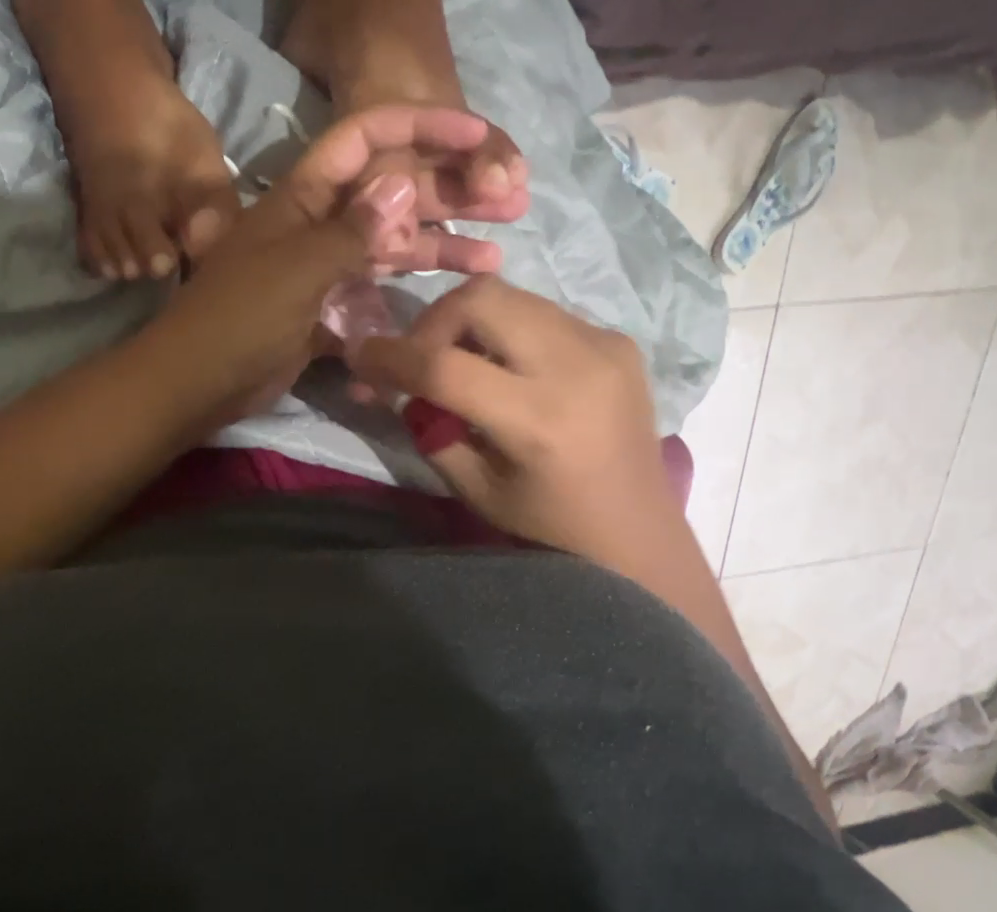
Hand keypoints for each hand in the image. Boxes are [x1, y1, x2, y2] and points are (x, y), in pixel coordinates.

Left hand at [139, 105, 506, 414]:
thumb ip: (353, 231)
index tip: (477, 137)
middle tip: (510, 205)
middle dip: (448, 194)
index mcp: (302, 196)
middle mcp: (314, 224)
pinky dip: (403, 296)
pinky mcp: (321, 313)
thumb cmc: (240, 318)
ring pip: (387, 249)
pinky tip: (447, 301)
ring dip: (438, 249)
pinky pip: (370, 294)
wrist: (194, 385)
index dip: (421, 128)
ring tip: (495, 258)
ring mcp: (318, 271)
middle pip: (390, 194)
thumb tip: (403, 186)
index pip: (366, 138)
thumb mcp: (298, 268)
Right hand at [350, 275, 674, 558]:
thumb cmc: (548, 526)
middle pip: (482, 298)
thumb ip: (430, 431)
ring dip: (468, 323)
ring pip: (511, 296)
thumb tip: (396, 387)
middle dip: (431, 322)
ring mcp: (604, 344)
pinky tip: (506, 372)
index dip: (390, 357)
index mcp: (539, 421)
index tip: (359, 357)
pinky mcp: (617, 339)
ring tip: (458, 366)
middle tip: (418, 360)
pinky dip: (506, 332)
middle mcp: (577, 367)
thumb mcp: (474, 489)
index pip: (445, 365)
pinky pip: (542, 313)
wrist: (637, 531)